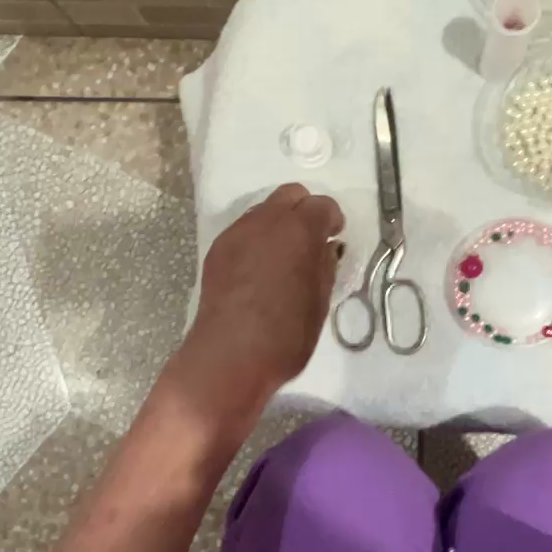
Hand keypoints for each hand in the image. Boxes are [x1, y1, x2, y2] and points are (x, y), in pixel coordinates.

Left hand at [169, 184, 343, 418]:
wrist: (229, 356)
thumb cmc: (285, 336)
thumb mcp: (320, 303)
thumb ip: (324, 267)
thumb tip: (325, 248)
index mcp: (299, 230)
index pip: (322, 206)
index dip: (332, 220)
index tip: (334, 237)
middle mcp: (266, 222)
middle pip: (289, 195)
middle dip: (304, 211)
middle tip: (310, 241)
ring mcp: (237, 234)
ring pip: (263, 211)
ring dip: (278, 224)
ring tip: (282, 257)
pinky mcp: (217, 251)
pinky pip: (243, 232)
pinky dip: (256, 240)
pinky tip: (258, 270)